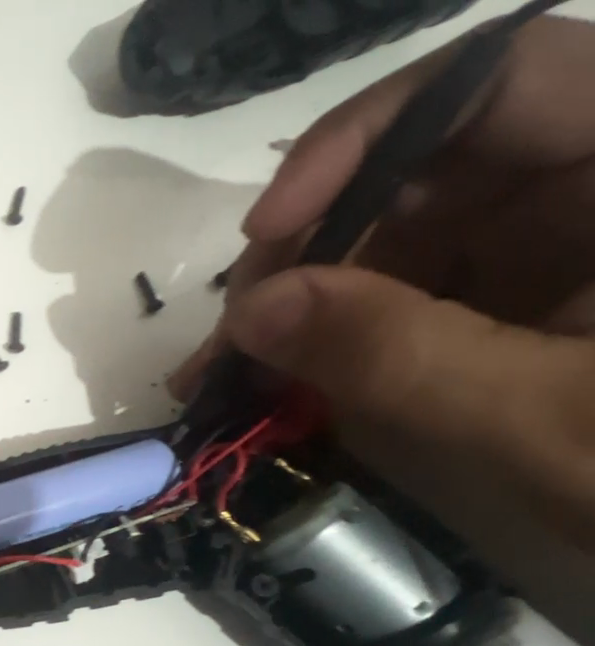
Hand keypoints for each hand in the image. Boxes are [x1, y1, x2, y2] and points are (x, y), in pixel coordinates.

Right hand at [171, 15, 594, 544]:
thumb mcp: (553, 420)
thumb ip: (401, 356)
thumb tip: (250, 311)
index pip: (498, 85)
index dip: (365, 138)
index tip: (268, 229)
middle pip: (422, 170)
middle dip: (307, 247)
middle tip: (231, 333)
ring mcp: (562, 246)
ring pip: (396, 239)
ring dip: (298, 303)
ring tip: (224, 374)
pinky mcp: (526, 301)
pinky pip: (404, 295)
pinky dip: (329, 337)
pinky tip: (267, 381)